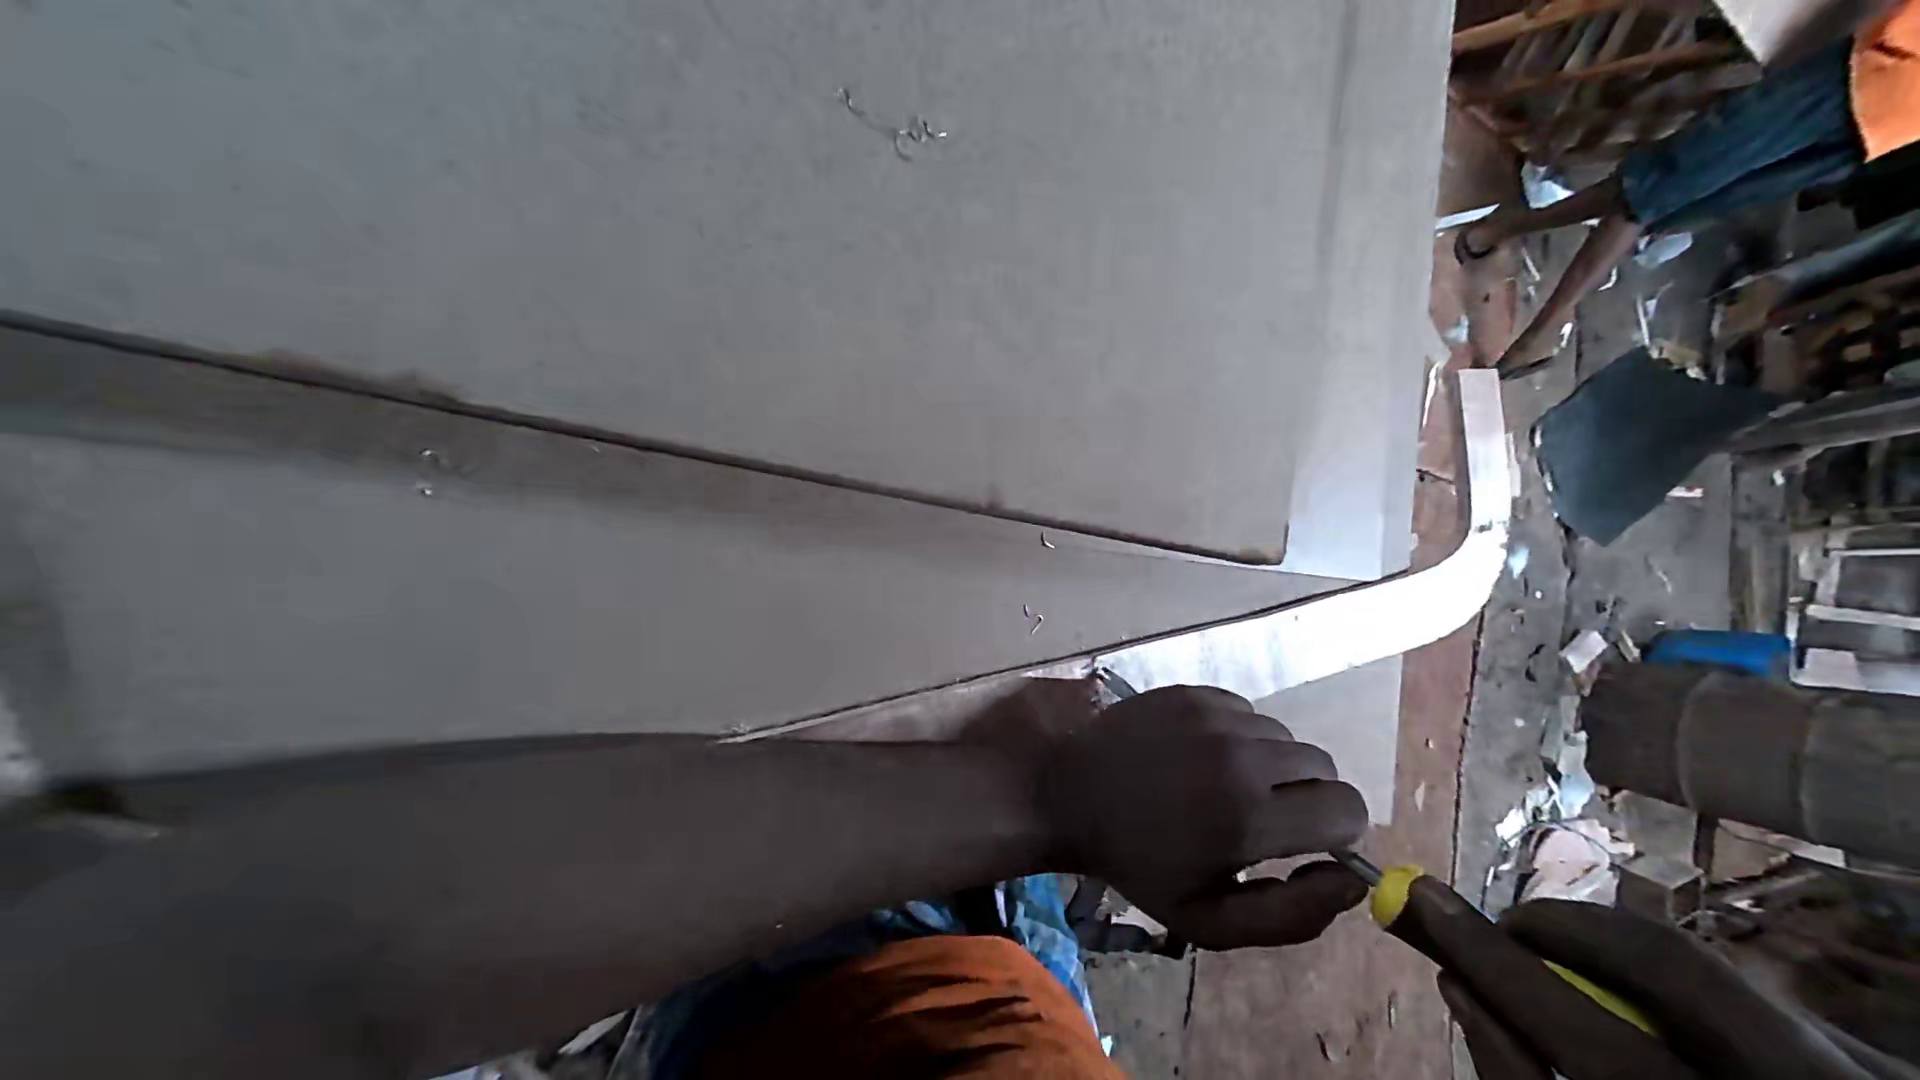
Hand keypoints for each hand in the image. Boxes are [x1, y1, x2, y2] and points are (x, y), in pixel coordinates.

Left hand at [1041, 685, 1369, 949]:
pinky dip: (1238, 733)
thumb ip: (1293, 914)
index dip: (1335, 830)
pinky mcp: (1190, 692)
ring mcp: (1212, 716)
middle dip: (1305, 795)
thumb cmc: (1138, 862)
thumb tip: (1353, 880)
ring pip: (1284, 737)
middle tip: (1259, 812)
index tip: (1303, 838)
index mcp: (1248, 818)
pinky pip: (1246, 710)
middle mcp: (1239, 756)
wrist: (1068, 794)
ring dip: (1269, 763)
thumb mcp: (1209, 920)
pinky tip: (1199, 753)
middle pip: (1322, 766)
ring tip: (1222, 783)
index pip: (1347, 809)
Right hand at [1441, 900, 1879, 1079]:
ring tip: (1575, 980)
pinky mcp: (1884, 1064)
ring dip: (1613, 958)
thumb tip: (1455, 982)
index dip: (1495, 959)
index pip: (1592, 1037)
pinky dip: (1672, 992)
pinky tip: (1662, 1026)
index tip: (1426, 900)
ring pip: (1704, 970)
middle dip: (1559, 926)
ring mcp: (1874, 1079)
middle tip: (1505, 929)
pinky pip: (1746, 994)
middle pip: (1665, 965)